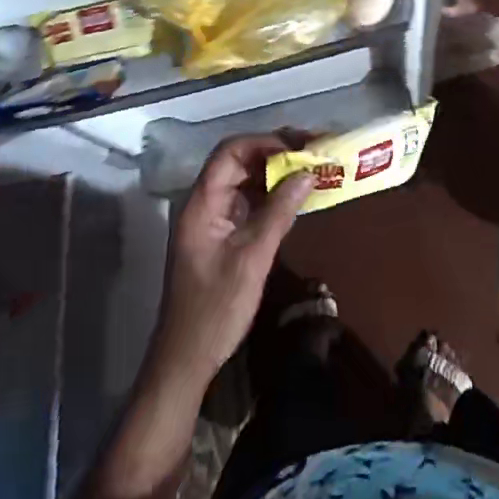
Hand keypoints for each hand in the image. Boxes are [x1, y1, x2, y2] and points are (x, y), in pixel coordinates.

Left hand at [147, 134, 315, 386]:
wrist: (187, 356)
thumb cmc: (216, 308)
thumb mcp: (252, 258)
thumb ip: (279, 212)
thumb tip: (307, 173)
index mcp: (201, 202)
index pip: (230, 152)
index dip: (264, 142)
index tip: (300, 145)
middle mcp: (204, 203)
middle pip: (237, 162)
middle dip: (273, 153)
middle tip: (311, 152)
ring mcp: (211, 220)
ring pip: (243, 182)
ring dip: (274, 174)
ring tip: (310, 169)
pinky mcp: (221, 236)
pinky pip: (246, 203)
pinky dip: (270, 196)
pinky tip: (295, 198)